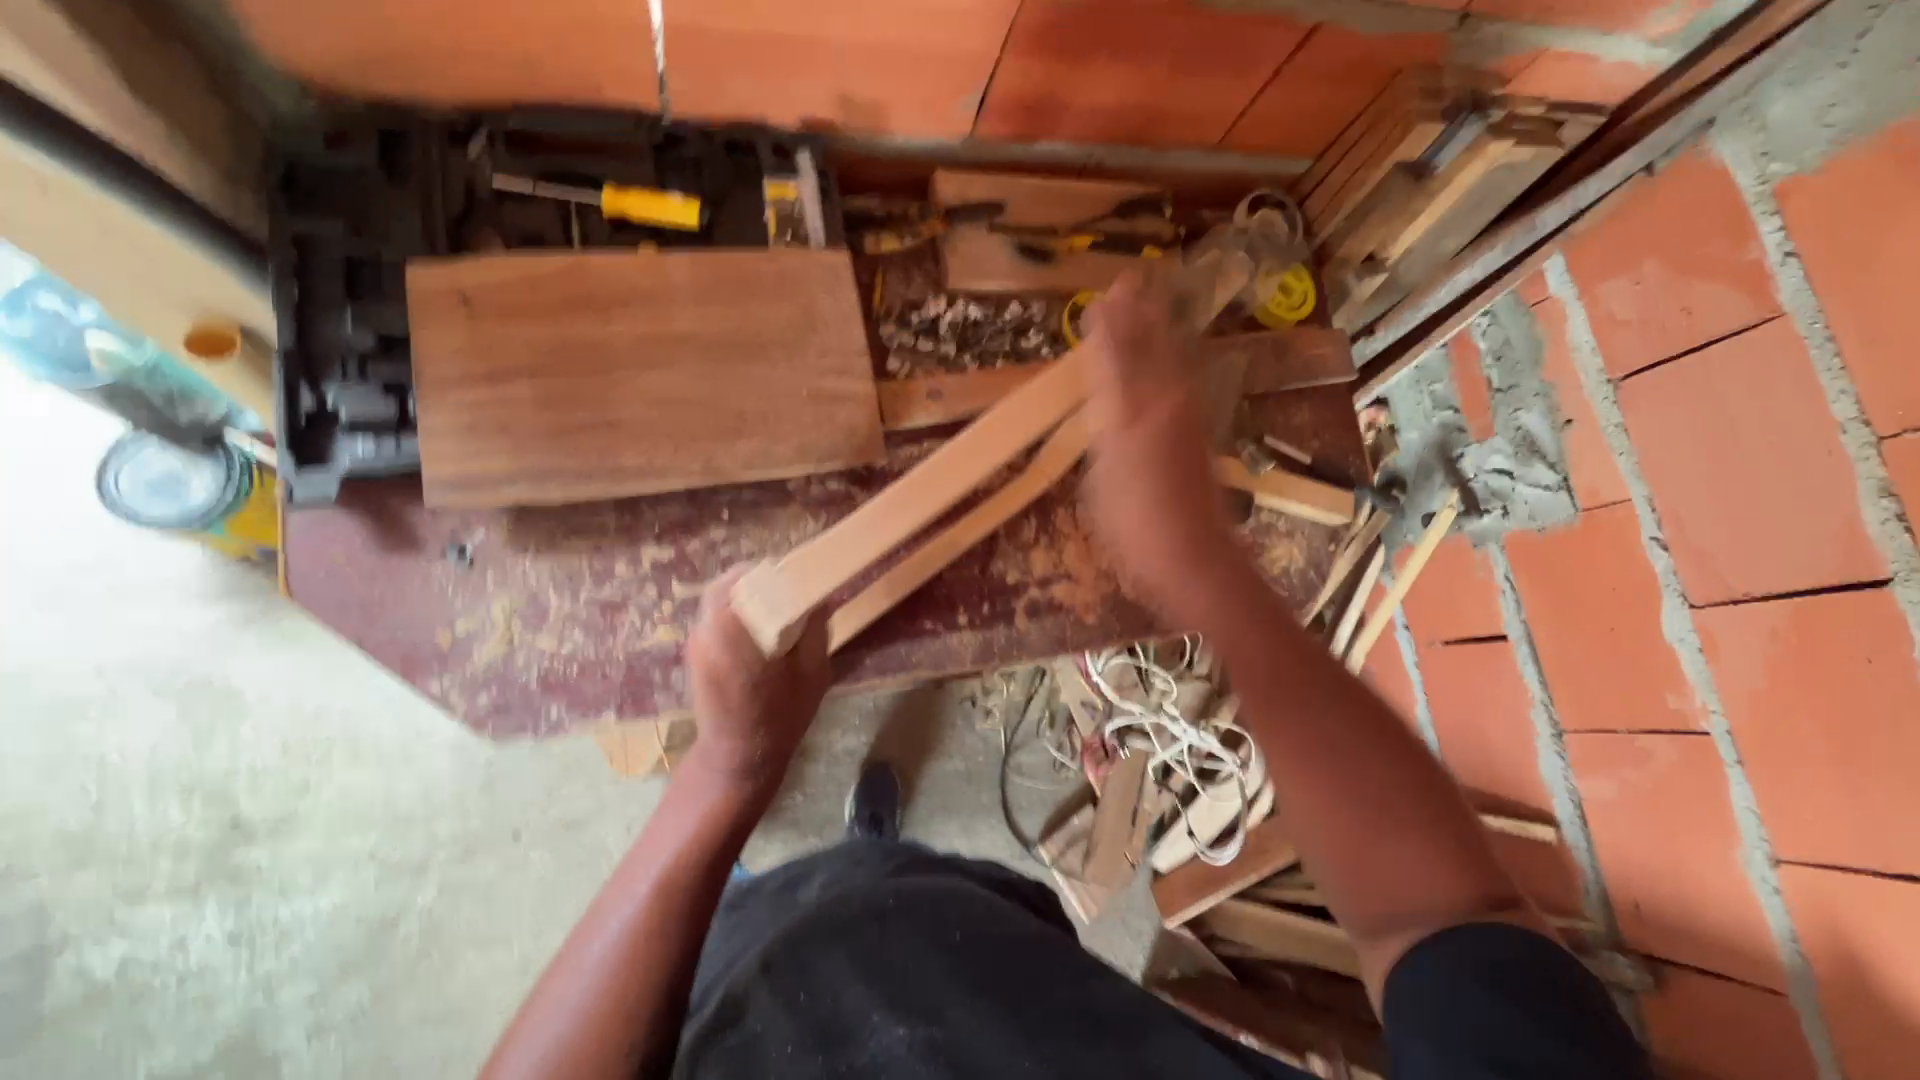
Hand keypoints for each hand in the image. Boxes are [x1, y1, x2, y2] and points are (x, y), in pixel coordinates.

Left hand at [685, 564, 831, 789]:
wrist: (738, 758)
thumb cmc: (781, 719)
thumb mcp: (813, 675)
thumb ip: (816, 631)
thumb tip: (822, 598)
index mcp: (736, 635)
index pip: (744, 582)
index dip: (769, 572)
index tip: (793, 574)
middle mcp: (707, 634)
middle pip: (725, 587)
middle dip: (754, 580)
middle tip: (784, 586)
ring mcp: (695, 644)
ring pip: (716, 600)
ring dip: (743, 595)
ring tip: (773, 606)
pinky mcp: (694, 655)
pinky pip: (712, 617)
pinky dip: (733, 611)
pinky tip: (757, 627)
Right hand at [1081, 270, 1253, 626]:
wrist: (1195, 558)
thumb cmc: (1135, 528)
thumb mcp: (1103, 478)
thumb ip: (1104, 429)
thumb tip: (1107, 398)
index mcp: (1132, 412)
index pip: (1116, 356)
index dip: (1108, 325)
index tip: (1103, 294)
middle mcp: (1164, 404)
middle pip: (1150, 347)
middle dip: (1139, 313)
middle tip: (1132, 278)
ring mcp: (1187, 418)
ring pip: (1171, 359)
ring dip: (1160, 328)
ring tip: (1151, 301)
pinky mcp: (1199, 435)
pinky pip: (1182, 379)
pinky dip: (1172, 357)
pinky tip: (1172, 355)